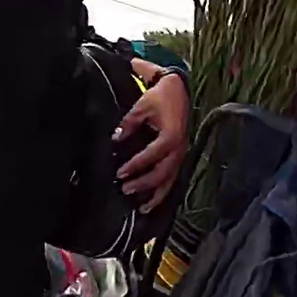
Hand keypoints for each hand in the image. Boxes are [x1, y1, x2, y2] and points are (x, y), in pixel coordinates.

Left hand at [114, 71, 189, 212]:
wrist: (179, 88)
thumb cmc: (159, 96)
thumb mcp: (142, 106)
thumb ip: (128, 123)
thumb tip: (114, 138)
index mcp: (171, 136)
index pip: (152, 155)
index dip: (136, 165)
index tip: (120, 172)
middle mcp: (179, 149)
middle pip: (162, 173)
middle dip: (143, 184)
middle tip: (125, 189)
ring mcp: (181, 154)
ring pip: (170, 180)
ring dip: (155, 195)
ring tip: (141, 208)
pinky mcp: (180, 156)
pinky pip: (172, 178)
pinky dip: (163, 191)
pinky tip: (152, 202)